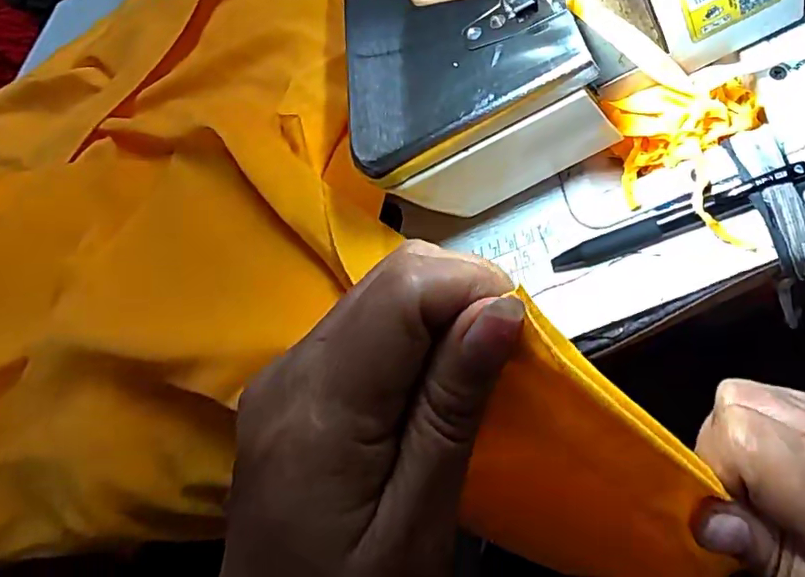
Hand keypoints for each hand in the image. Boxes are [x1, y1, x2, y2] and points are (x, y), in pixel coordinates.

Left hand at [221, 241, 525, 576]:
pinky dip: (413, 333)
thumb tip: (501, 310)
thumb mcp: (416, 527)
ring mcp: (287, 371)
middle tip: (505, 352)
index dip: (469, 287)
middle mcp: (292, 367)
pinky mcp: (294, 382)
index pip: (402, 288)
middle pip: (389, 277)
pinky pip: (365, 324)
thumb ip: (452, 409)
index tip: (517, 331)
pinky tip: (434, 378)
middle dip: (460, 293)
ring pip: (380, 292)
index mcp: (317, 403)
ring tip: (475, 368)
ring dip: (440, 311)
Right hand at [692, 379, 804, 576]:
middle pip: (738, 396)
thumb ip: (768, 557)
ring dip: (745, 434)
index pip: (739, 430)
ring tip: (771, 491)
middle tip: (746, 505)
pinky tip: (796, 473)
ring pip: (755, 389)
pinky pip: (785, 396)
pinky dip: (772, 428)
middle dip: (723, 445)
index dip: (717, 470)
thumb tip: (704, 518)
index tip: (731, 520)